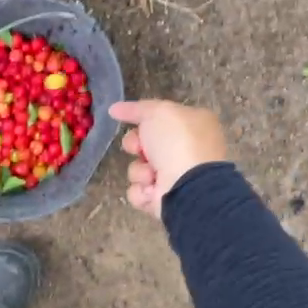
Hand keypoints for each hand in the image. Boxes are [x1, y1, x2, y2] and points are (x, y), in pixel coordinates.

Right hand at [107, 100, 227, 217]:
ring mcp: (176, 176)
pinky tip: (152, 189)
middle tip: (139, 149)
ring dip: (139, 171)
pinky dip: (141, 190)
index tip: (127, 120)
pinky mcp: (165, 198)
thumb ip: (136, 109)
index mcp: (193, 126)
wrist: (188, 184)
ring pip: (138, 168)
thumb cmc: (178, 142)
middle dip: (135, 145)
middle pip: (144, 144)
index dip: (141, 120)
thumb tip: (114, 109)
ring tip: (151, 175)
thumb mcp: (158, 112)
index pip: (160, 119)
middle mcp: (185, 150)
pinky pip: (139, 191)